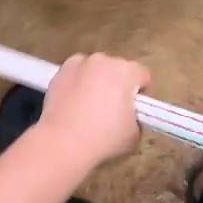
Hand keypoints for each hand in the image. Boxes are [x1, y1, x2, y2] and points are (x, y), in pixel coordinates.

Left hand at [35, 53, 149, 167]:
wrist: (63, 142)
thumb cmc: (104, 138)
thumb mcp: (134, 135)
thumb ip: (137, 119)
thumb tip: (129, 115)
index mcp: (125, 71)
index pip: (142, 75)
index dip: (141, 92)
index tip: (135, 110)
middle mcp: (103, 60)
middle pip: (117, 69)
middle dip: (118, 85)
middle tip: (112, 111)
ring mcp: (79, 62)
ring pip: (95, 69)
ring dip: (97, 81)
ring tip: (89, 108)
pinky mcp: (60, 71)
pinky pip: (76, 73)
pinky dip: (77, 82)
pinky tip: (73, 103)